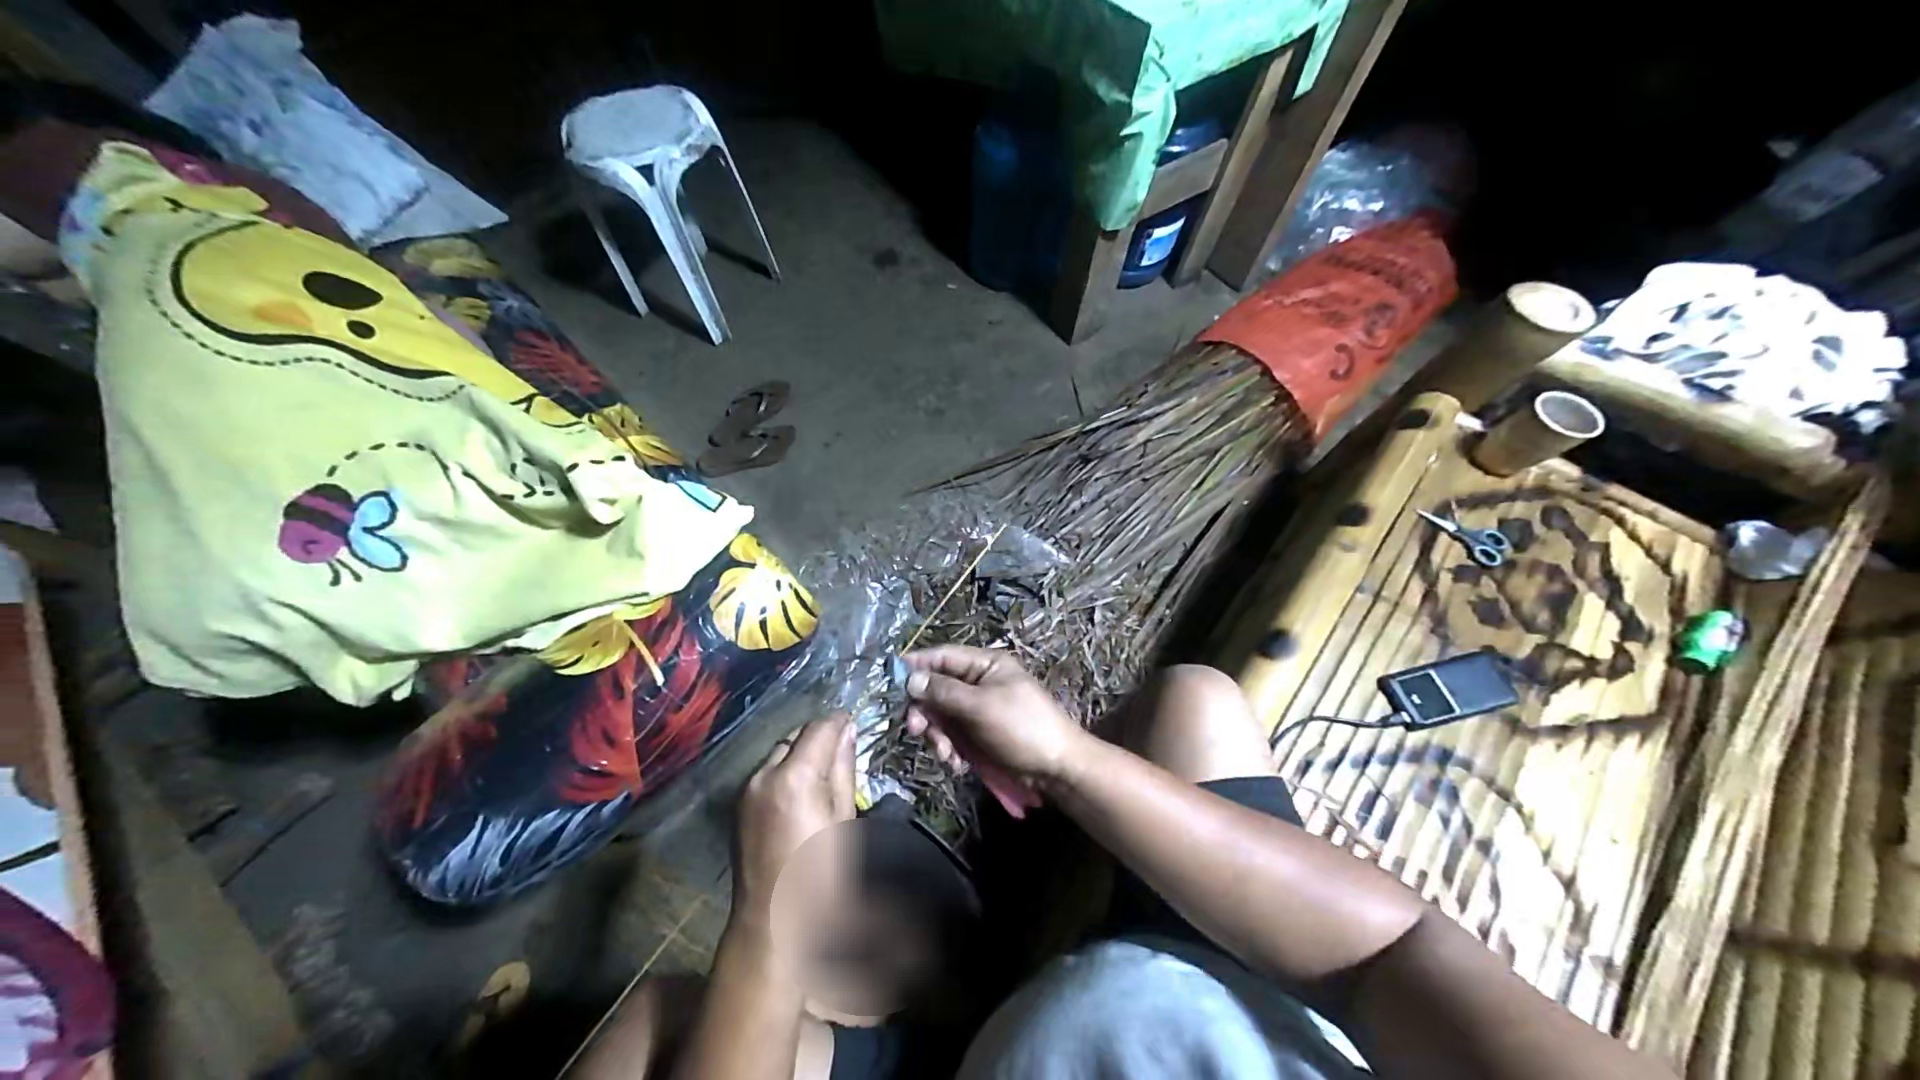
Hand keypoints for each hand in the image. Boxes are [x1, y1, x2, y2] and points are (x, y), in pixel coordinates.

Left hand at [734, 714, 854, 921]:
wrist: (772, 921)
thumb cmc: (821, 874)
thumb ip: (844, 769)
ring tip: (822, 774)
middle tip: (841, 751)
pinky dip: (784, 771)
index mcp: (794, 777)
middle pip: (795, 736)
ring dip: (800, 754)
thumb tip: (848, 732)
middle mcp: (764, 775)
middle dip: (818, 738)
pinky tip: (800, 793)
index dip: (839, 722)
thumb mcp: (843, 818)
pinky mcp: (738, 805)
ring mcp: (746, 789)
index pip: (819, 728)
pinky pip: (766, 773)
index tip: (853, 724)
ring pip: (779, 752)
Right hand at [901, 645, 1088, 787]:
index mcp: (985, 665)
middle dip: (926, 712)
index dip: (916, 666)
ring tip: (947, 755)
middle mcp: (979, 682)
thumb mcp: (981, 706)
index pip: (942, 657)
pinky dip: (950, 749)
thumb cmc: (1022, 727)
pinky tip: (957, 764)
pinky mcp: (979, 734)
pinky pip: (952, 736)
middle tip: (918, 731)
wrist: (1056, 768)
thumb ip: (943, 691)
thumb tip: (910, 678)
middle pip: (936, 689)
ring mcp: (978, 709)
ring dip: (938, 737)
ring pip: (941, 717)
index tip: (891, 681)